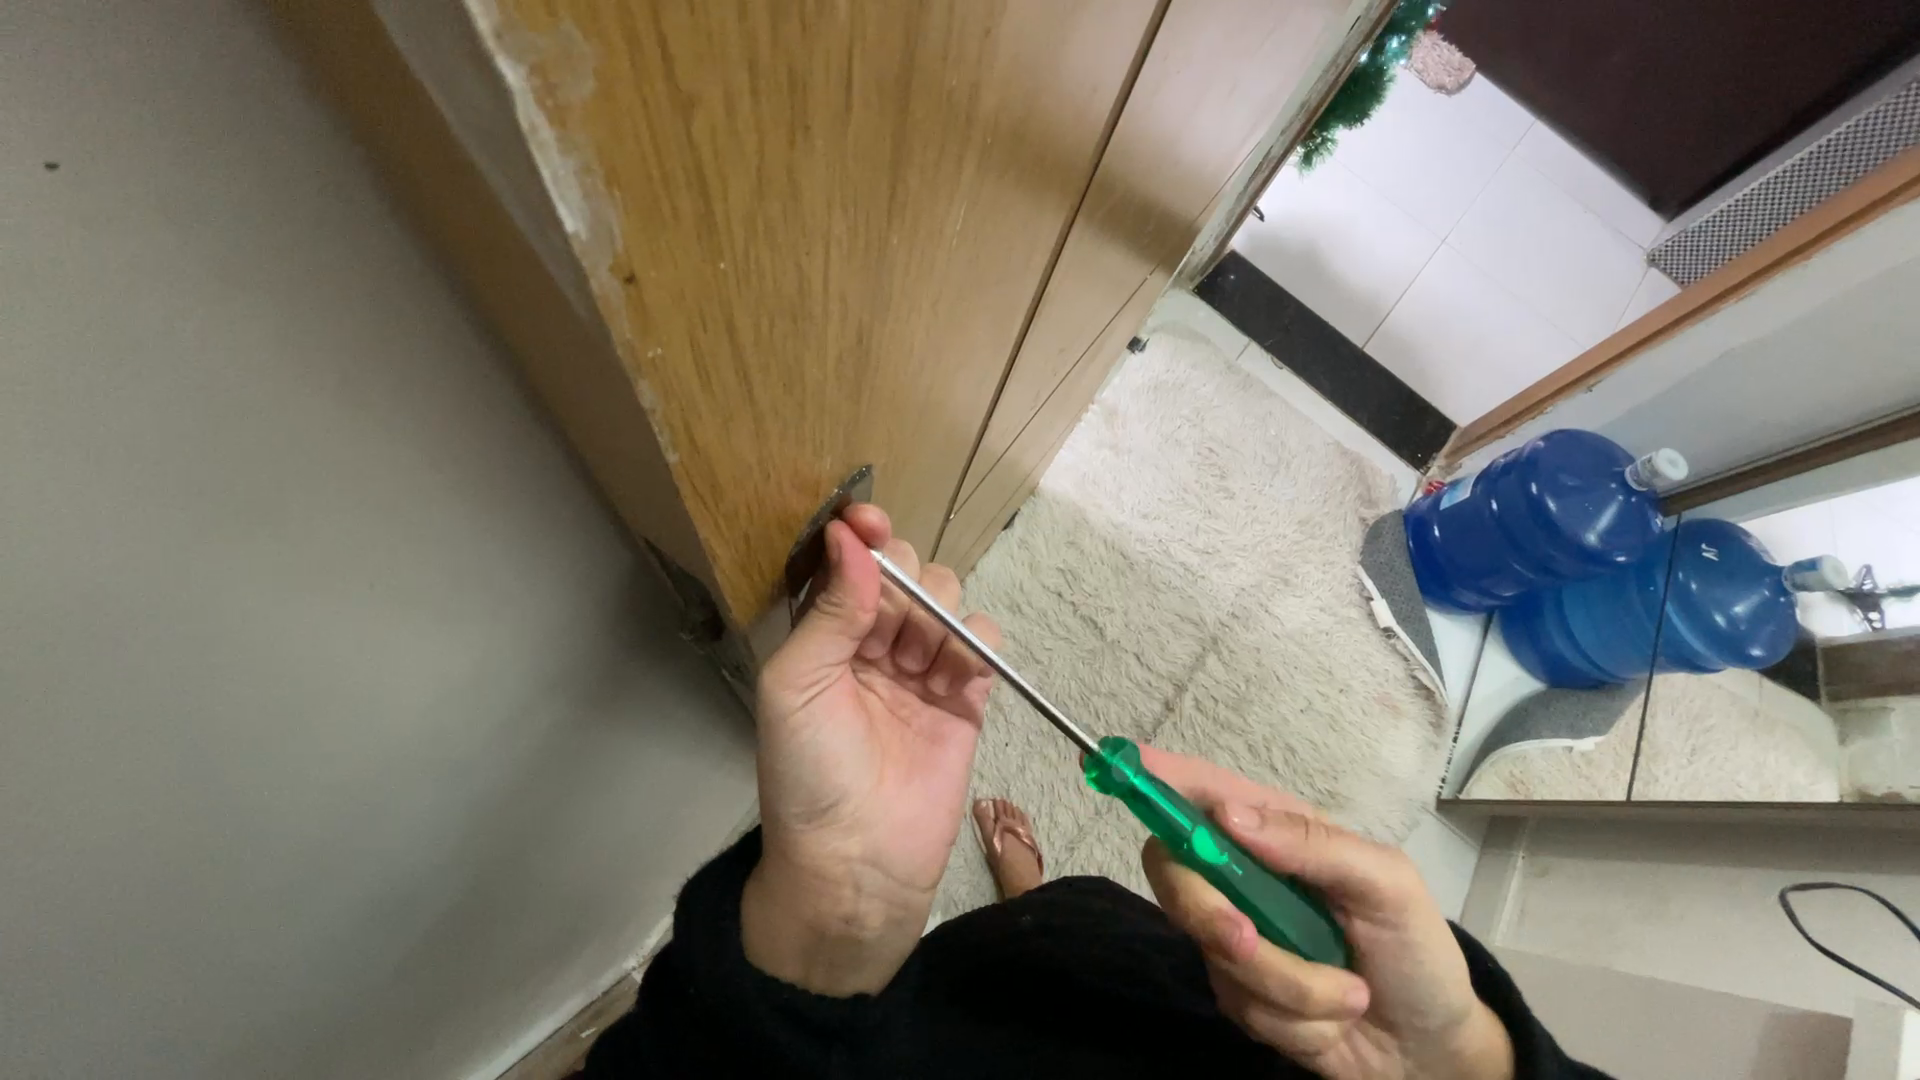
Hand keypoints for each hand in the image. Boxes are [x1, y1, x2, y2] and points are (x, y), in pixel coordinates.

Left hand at [740, 504, 1000, 995]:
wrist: (857, 865)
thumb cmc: (809, 773)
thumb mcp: (798, 686)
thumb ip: (831, 610)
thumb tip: (851, 536)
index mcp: (826, 637)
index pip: (851, 566)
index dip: (862, 537)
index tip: (870, 520)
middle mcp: (874, 644)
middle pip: (907, 574)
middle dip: (906, 583)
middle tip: (893, 630)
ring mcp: (922, 670)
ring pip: (946, 600)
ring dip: (938, 617)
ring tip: (921, 667)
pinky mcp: (964, 699)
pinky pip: (983, 644)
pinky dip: (978, 643)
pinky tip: (960, 673)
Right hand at [1137, 748, 1513, 1079]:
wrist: (1432, 1057)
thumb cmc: (1416, 951)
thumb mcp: (1386, 884)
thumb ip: (1312, 843)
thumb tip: (1226, 815)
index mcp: (1272, 830)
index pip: (1199, 791)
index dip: (1152, 775)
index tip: (1114, 762)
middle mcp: (1239, 873)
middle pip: (1172, 870)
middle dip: (1207, 913)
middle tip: (1250, 944)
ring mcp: (1231, 931)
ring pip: (1211, 947)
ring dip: (1288, 986)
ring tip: (1348, 996)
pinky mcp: (1234, 989)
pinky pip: (1237, 1000)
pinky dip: (1292, 1019)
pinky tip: (1329, 1021)